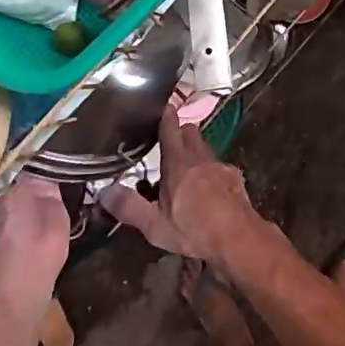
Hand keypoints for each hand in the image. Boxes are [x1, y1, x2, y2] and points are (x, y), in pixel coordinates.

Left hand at [0, 173, 70, 317]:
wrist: (5, 304)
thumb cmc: (38, 257)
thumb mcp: (58, 222)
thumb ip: (53, 198)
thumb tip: (50, 183)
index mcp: (16, 191)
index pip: (36, 172)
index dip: (52, 175)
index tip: (67, 182)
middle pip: (21, 191)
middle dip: (38, 196)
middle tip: (60, 206)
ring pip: (13, 211)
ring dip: (27, 216)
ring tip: (47, 229)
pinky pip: (7, 229)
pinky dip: (19, 234)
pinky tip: (30, 247)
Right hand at [100, 107, 260, 266]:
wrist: (238, 237)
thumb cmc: (194, 229)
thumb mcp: (155, 226)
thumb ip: (129, 207)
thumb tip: (106, 191)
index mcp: (179, 164)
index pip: (171, 129)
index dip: (166, 117)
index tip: (163, 107)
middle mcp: (201, 158)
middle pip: (191, 132)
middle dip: (180, 132)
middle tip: (168, 143)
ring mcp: (220, 166)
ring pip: (205, 148)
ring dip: (195, 152)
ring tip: (184, 169)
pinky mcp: (234, 178)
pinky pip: (219, 166)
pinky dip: (210, 170)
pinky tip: (207, 189)